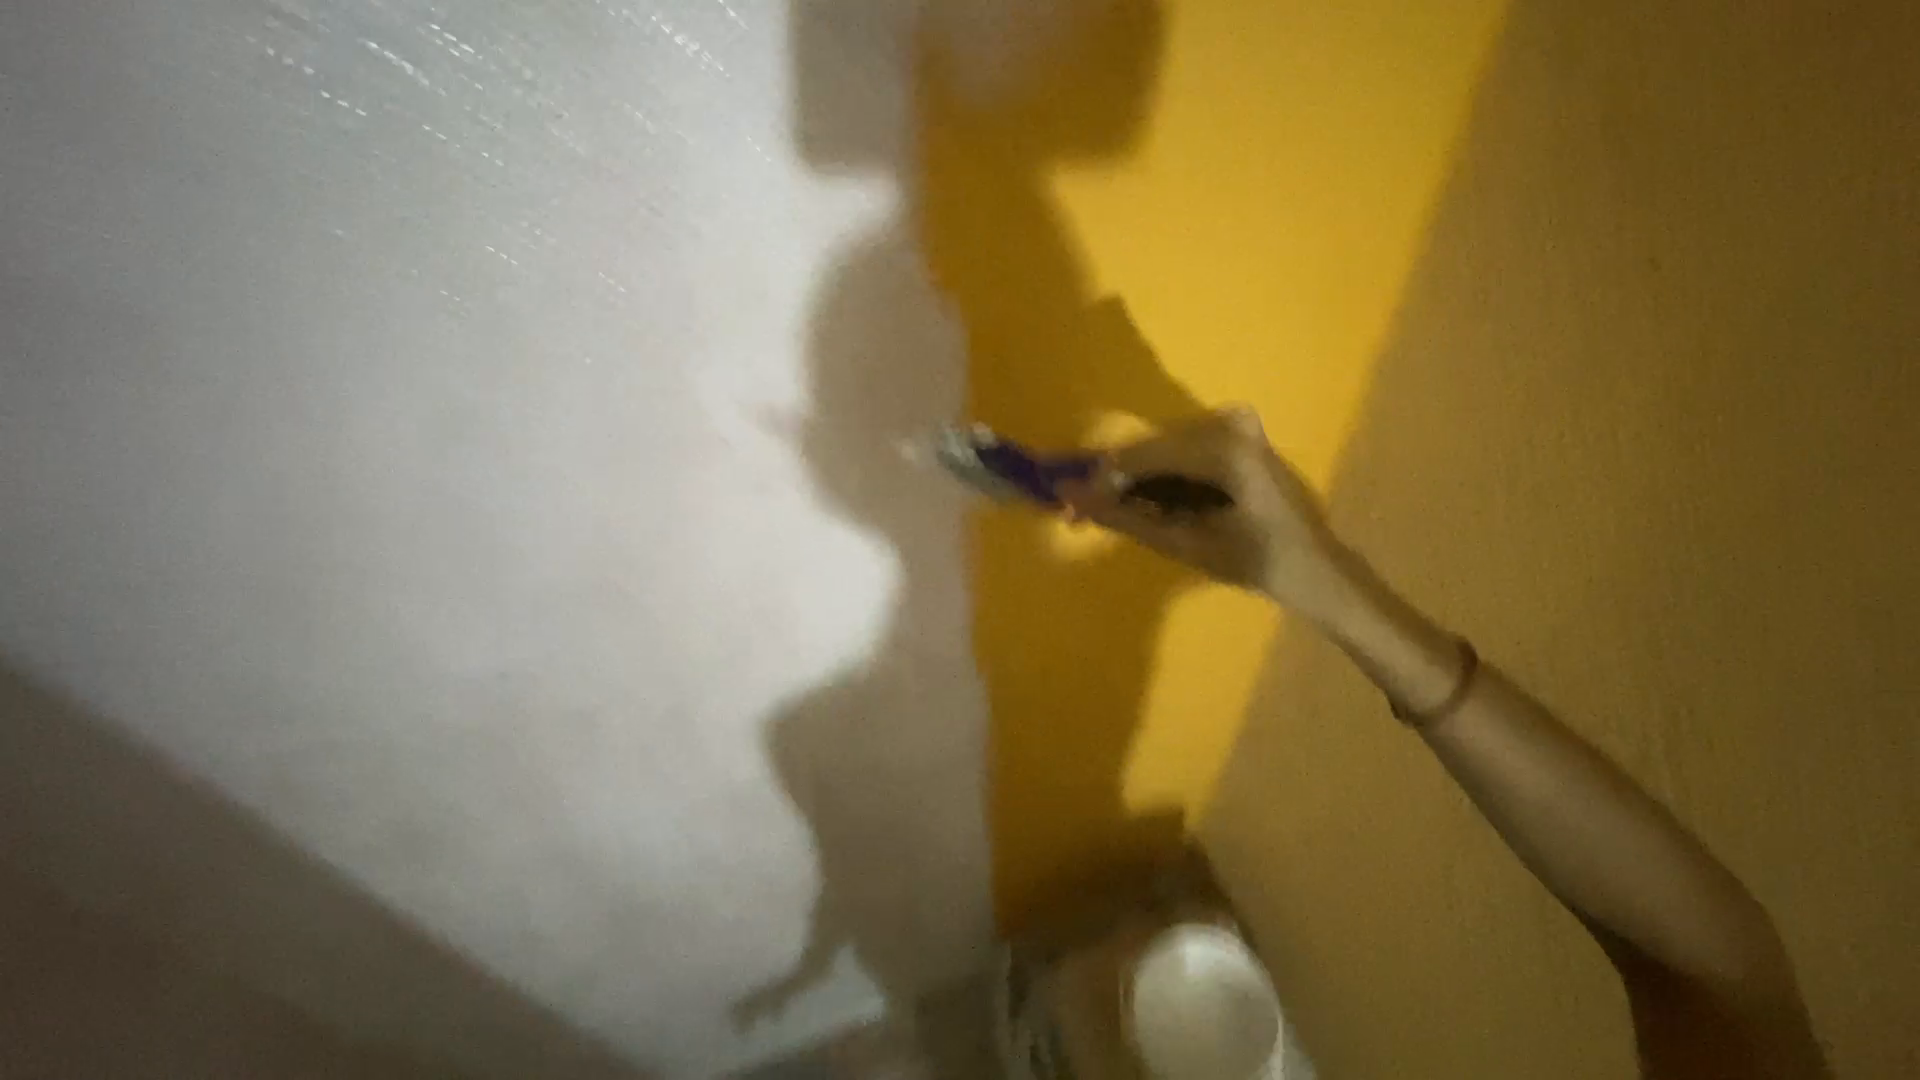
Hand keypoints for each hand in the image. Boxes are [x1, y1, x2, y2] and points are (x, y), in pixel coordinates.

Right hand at [1061, 407, 1359, 617]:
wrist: (1317, 569)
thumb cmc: (1257, 564)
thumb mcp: (1186, 544)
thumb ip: (1126, 518)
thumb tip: (1071, 498)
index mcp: (1224, 450)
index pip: (1142, 456)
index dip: (1101, 482)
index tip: (1069, 508)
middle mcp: (1229, 424)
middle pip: (1150, 450)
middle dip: (1116, 484)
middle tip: (1082, 517)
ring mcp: (1237, 425)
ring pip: (1162, 451)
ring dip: (1136, 483)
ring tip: (1114, 517)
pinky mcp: (1239, 434)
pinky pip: (1182, 452)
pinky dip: (1162, 478)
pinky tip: (1152, 505)